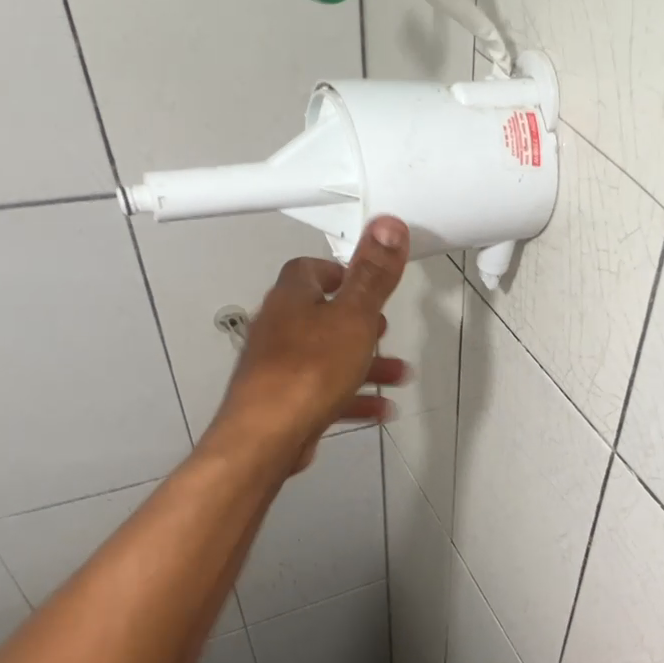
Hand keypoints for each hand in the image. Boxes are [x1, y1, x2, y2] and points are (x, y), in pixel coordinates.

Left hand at [210, 217, 411, 471]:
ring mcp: (279, 367)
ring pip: (328, 358)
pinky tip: (378, 408)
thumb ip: (373, 274)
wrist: (268, 436)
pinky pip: (325, 392)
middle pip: (322, 316)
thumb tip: (387, 226)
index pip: (311, 269)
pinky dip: (352, 396)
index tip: (365, 279)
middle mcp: (279, 328)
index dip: (340, 271)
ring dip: (363, 363)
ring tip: (395, 374)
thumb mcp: (353, 318)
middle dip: (359, 323)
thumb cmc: (305, 374)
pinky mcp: (285, 401)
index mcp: (292, 298)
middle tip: (382, 328)